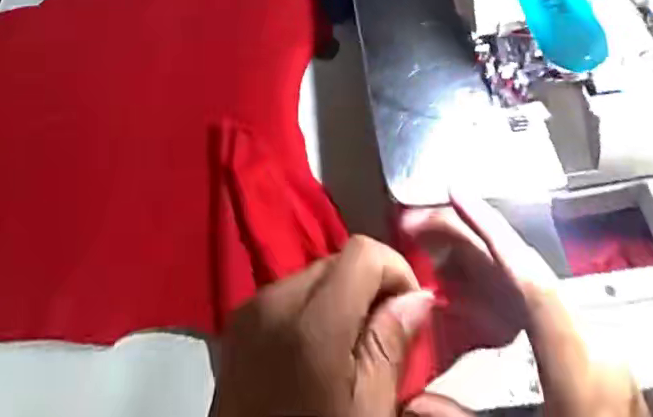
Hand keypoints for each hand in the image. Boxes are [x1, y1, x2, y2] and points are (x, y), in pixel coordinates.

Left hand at [210, 235, 434, 416]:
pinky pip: (288, 297)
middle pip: (339, 262)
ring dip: (341, 299)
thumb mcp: (368, 412)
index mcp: (311, 322)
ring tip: (348, 352)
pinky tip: (315, 356)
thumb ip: (391, 344)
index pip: (364, 252)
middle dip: (368, 289)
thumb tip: (417, 296)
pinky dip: (312, 312)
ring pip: (315, 277)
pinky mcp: (235, 329)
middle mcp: (275, 302)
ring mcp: (249, 313)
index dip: (395, 272)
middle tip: (383, 339)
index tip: (409, 313)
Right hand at [399, 194, 645, 416]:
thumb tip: (412, 400)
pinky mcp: (601, 370)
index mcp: (586, 368)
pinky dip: (506, 308)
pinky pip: (547, 323)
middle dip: (478, 245)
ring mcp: (605, 357)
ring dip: (487, 275)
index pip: (533, 283)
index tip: (459, 196)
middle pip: (530, 279)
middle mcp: (599, 349)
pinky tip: (476, 308)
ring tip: (439, 258)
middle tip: (430, 222)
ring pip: (537, 298)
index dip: (492, 233)